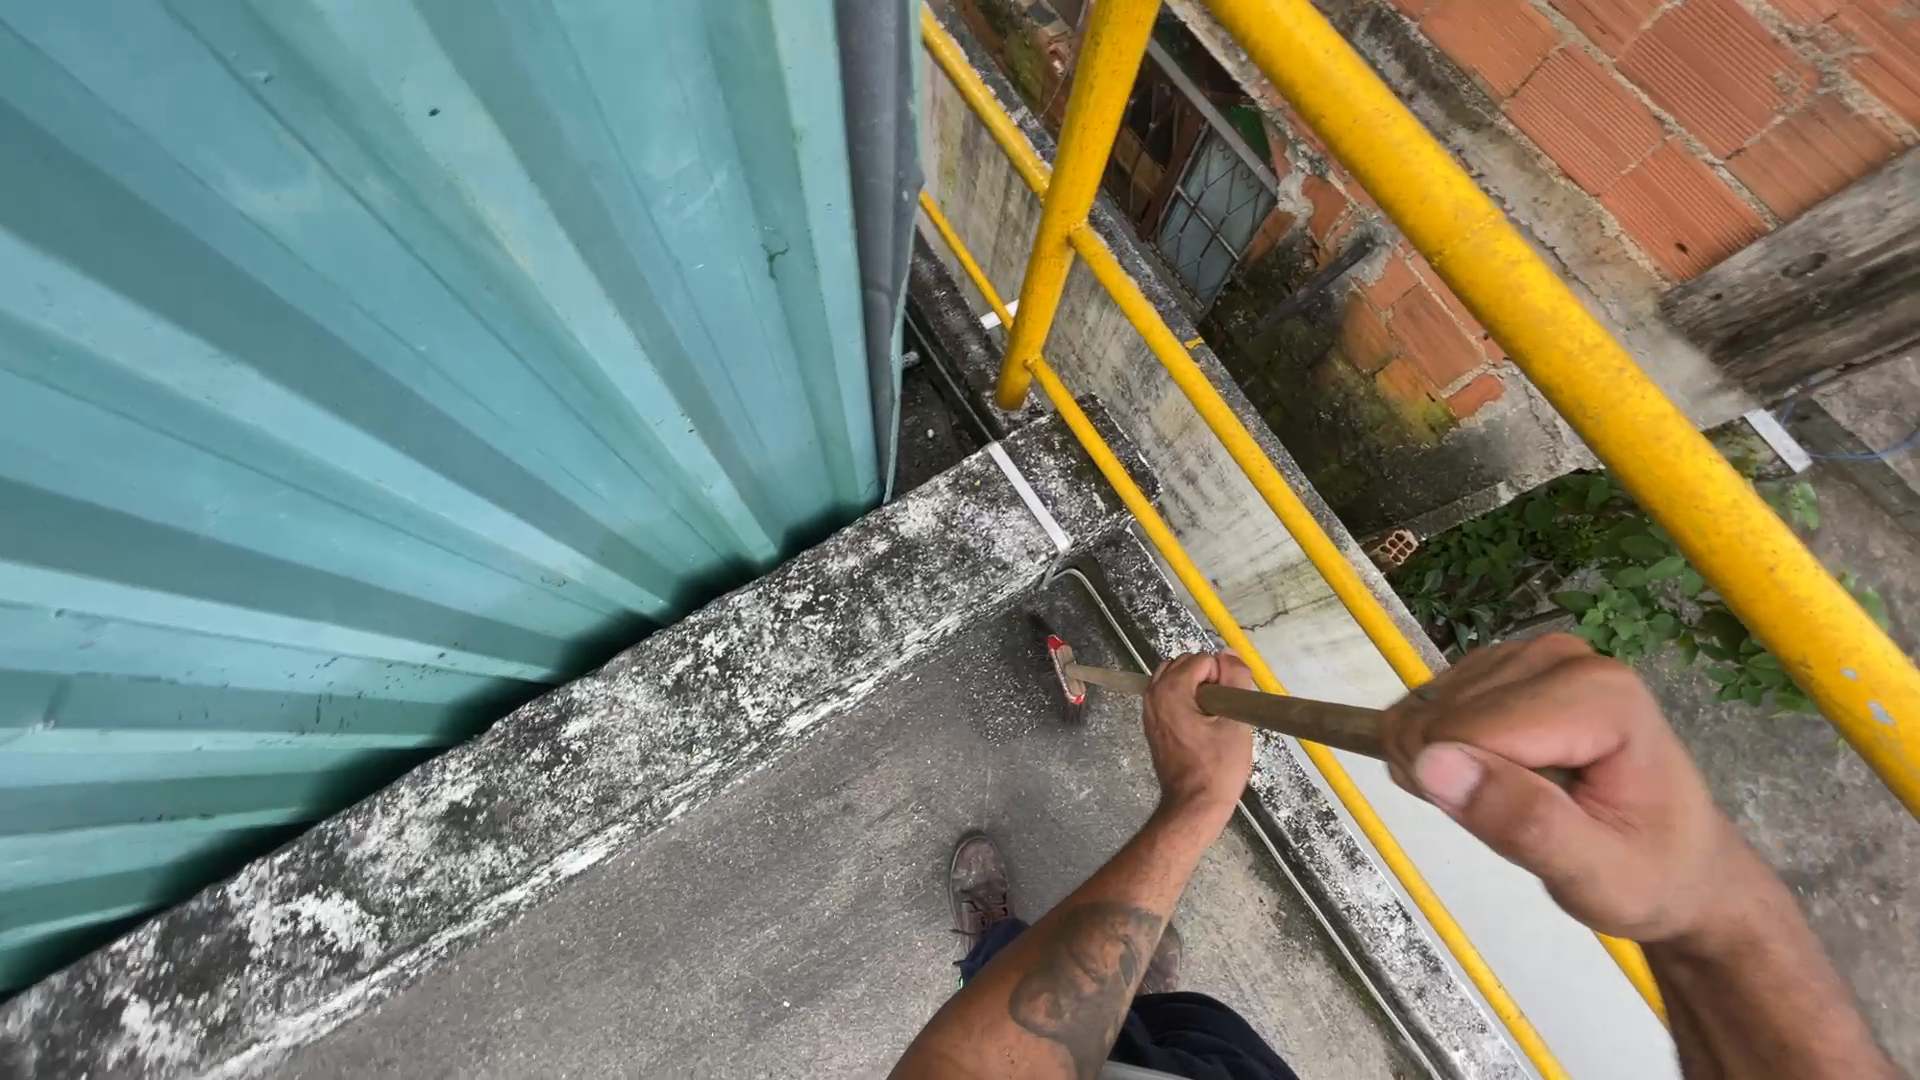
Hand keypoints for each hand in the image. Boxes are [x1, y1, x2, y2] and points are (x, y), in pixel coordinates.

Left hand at [1143, 652, 1255, 824]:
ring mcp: (1149, 709)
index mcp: (1170, 689)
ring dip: (1197, 688)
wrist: (1193, 805)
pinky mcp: (1152, 724)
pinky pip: (1169, 697)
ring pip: (1175, 679)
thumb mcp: (1236, 721)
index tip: (1230, 705)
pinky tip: (1202, 725)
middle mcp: (1153, 694)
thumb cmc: (1217, 767)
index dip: (1223, 677)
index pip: (1202, 659)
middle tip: (1224, 710)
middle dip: (1208, 678)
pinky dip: (1186, 700)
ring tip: (1214, 717)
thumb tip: (1229, 652)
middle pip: (1184, 664)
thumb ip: (1235, 680)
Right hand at [1380, 634, 1769, 945]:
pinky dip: (1434, 749)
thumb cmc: (1652, 879)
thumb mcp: (1603, 880)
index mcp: (1597, 695)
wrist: (1680, 865)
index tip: (1511, 832)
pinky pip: (1422, 706)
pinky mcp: (1494, 666)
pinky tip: (1486, 773)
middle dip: (1448, 775)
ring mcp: (1521, 656)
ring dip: (1438, 764)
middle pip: (1435, 716)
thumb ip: (1525, 822)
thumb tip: (1432, 764)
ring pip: (1420, 711)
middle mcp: (1555, 656)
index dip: (1463, 791)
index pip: (1462, 731)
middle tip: (1508, 819)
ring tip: (1503, 798)